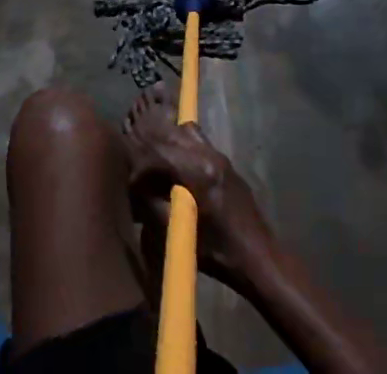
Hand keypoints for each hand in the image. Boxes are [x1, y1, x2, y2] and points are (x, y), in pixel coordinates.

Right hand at [121, 85, 273, 286]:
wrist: (259, 256)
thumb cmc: (216, 251)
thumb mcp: (178, 233)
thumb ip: (152, 204)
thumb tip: (134, 185)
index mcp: (195, 173)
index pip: (156, 152)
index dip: (137, 159)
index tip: (127, 173)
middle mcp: (207, 156)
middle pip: (169, 132)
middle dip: (146, 135)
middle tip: (130, 141)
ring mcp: (218, 155)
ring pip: (183, 130)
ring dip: (163, 133)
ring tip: (148, 141)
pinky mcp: (224, 161)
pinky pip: (197, 137)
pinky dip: (180, 137)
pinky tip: (174, 151)